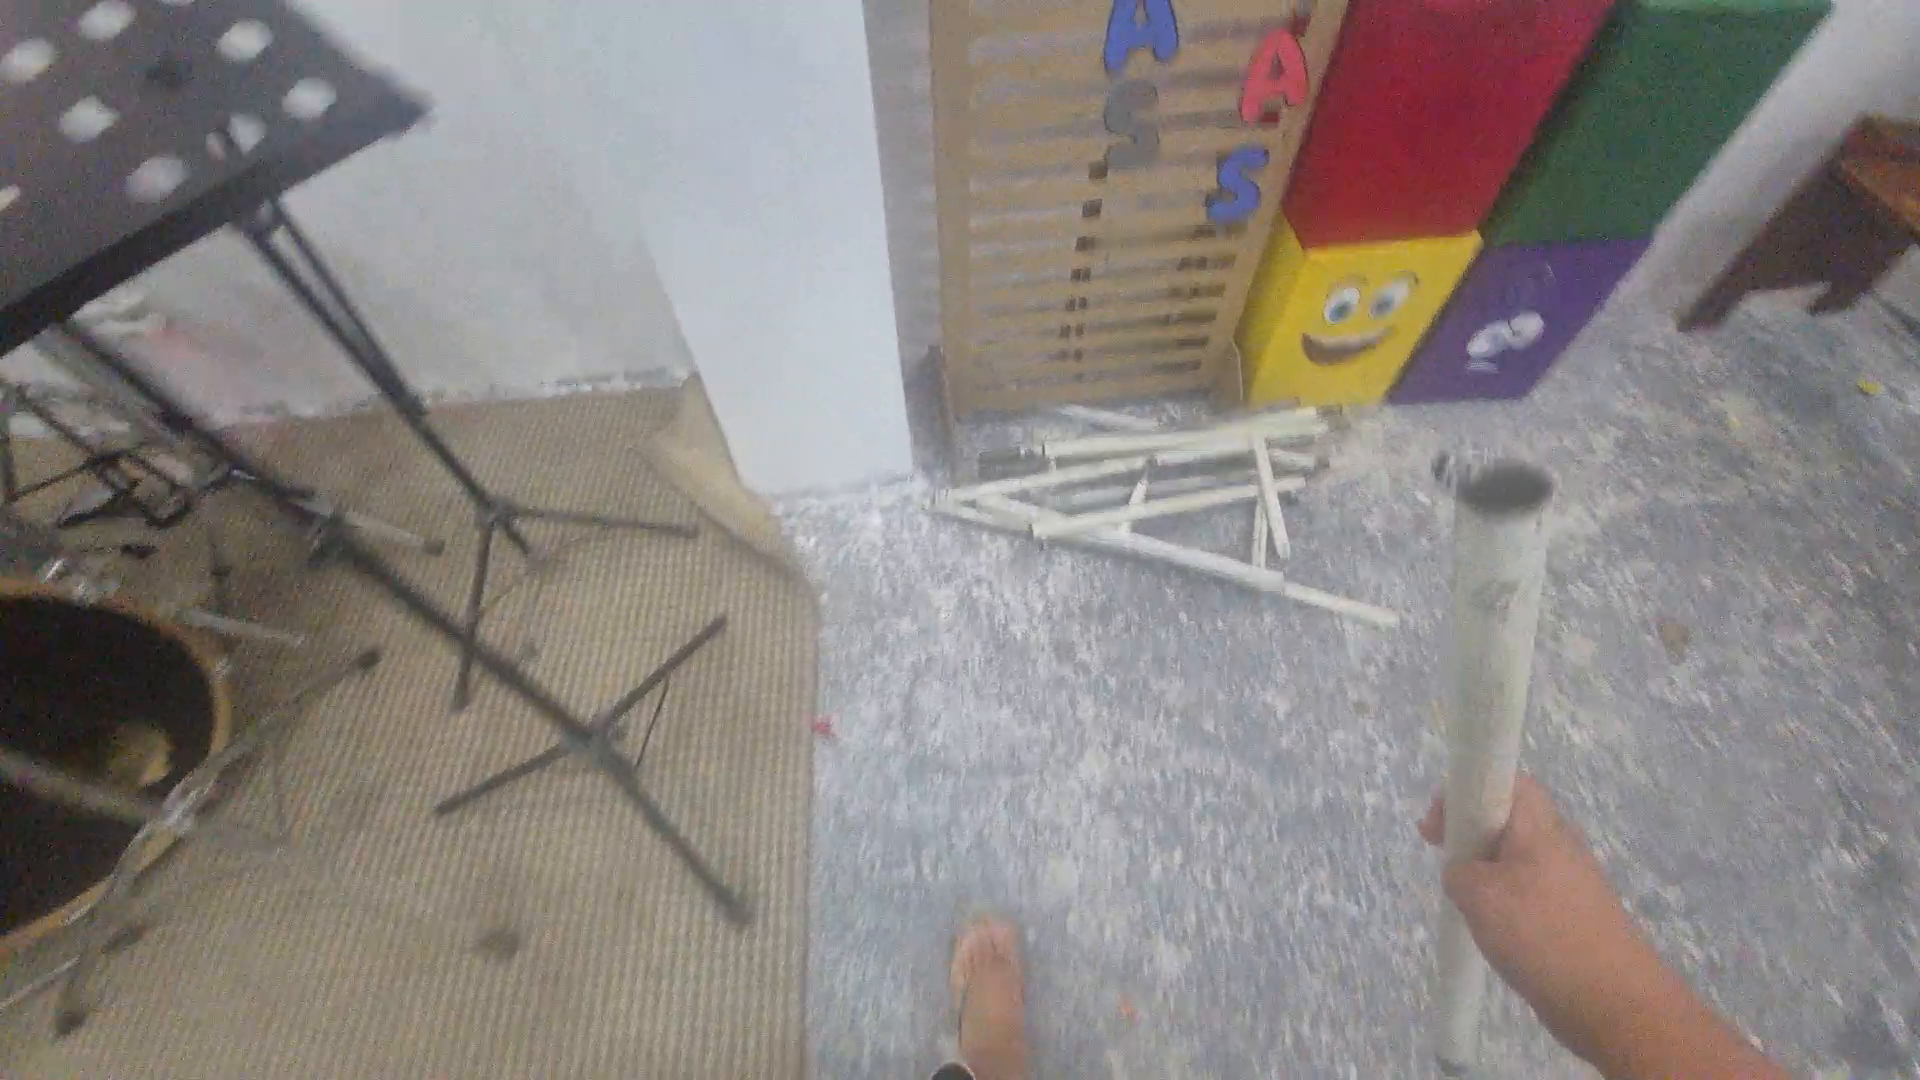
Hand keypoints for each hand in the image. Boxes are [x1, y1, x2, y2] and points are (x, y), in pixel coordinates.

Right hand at [1420, 776, 1648, 1048]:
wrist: (1621, 1010)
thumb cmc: (1542, 935)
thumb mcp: (1476, 893)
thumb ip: (1457, 868)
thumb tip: (1465, 872)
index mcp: (1540, 828)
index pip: (1505, 779)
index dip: (1465, 789)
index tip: (1441, 822)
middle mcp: (1560, 845)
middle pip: (1507, 816)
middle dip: (1468, 829)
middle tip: (1442, 853)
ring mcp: (1571, 882)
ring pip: (1515, 854)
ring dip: (1483, 866)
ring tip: (1464, 896)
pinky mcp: (1575, 915)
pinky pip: (1528, 888)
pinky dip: (1503, 897)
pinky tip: (1493, 925)